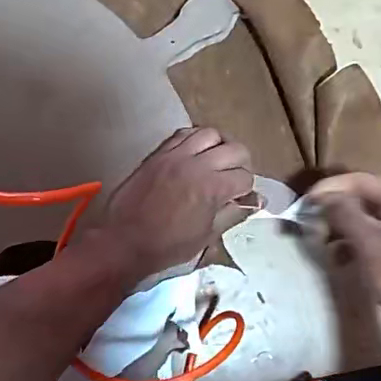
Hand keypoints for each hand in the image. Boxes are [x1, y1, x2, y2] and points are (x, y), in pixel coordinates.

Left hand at [82, 127, 252, 279]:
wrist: (124, 241)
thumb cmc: (168, 246)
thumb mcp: (207, 235)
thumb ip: (233, 213)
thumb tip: (255, 201)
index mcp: (212, 188)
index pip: (245, 177)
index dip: (247, 190)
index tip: (241, 198)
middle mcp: (197, 164)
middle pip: (235, 150)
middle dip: (242, 165)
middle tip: (235, 179)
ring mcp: (176, 155)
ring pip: (210, 134)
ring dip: (220, 146)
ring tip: (217, 161)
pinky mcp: (159, 153)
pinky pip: (183, 133)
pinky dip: (195, 139)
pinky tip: (195, 153)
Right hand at [308, 173, 380, 341]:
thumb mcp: (369, 244)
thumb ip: (345, 215)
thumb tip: (324, 195)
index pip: (361, 180)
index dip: (331, 186)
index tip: (306, 200)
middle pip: (365, 197)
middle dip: (336, 208)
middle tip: (311, 221)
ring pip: (368, 219)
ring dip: (343, 227)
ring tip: (322, 241)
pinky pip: (375, 237)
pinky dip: (355, 243)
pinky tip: (340, 258)